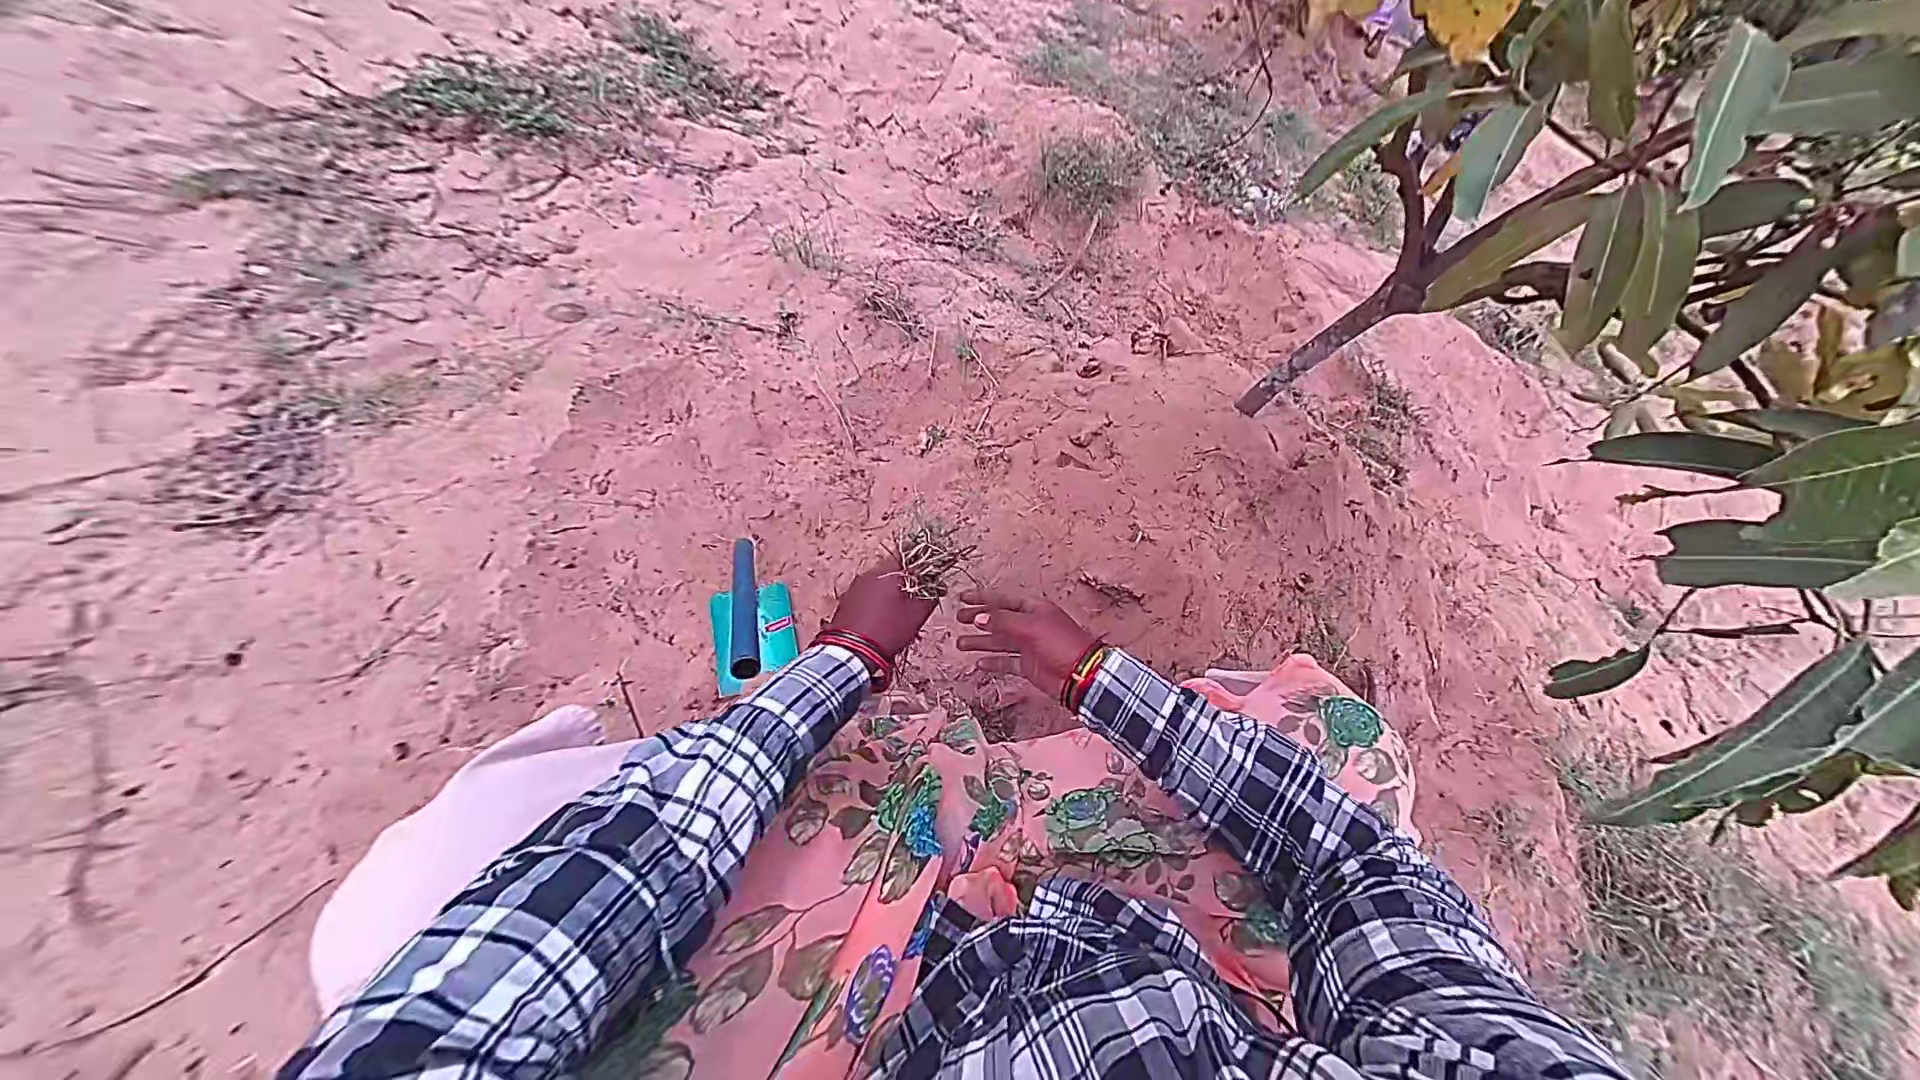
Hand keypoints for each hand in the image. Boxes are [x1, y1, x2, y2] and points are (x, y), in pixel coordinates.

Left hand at [824, 555, 935, 658]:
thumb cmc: (887, 630)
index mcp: (888, 571)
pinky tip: (881, 621)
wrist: (851, 652)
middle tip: (916, 601)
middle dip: (906, 584)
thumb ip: (930, 595)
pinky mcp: (845, 602)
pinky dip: (876, 604)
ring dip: (890, 595)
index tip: (929, 581)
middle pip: (893, 572)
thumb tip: (937, 586)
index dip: (922, 569)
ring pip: (879, 585)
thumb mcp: (917, 614)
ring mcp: (854, 587)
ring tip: (898, 615)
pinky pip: (866, 596)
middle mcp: (869, 574)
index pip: (909, 558)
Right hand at [955, 590, 1098, 695]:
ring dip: (981, 642)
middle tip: (959, 619)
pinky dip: (993, 662)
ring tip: (961, 643)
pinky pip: (1007, 661)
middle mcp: (1030, 625)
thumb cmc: (1062, 645)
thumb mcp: (1031, 627)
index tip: (963, 598)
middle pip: (999, 619)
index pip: (1002, 600)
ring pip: (1000, 641)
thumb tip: (979, 617)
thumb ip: (1002, 621)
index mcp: (1034, 609)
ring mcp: (1030, 646)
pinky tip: (979, 663)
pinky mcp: (1029, 665)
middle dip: (978, 619)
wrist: (1082, 676)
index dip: (982, 598)